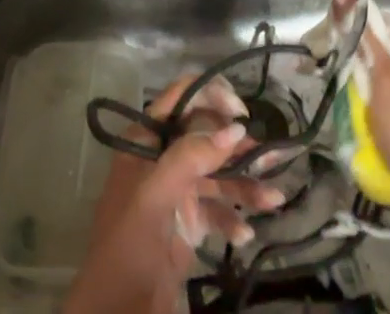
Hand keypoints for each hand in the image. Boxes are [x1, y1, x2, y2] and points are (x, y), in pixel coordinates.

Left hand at [64, 73, 284, 313]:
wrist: (116, 310)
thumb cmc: (129, 245)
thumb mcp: (156, 196)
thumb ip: (192, 156)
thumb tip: (237, 127)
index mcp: (144, 142)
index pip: (180, 99)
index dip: (212, 96)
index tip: (242, 114)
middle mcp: (161, 159)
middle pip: (207, 137)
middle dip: (239, 147)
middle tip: (271, 158)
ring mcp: (176, 191)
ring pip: (218, 174)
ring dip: (246, 184)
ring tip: (273, 199)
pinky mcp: (188, 221)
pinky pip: (218, 208)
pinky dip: (234, 217)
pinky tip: (245, 234)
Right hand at [332, 0, 389, 224]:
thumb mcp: (382, 78)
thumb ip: (362, 37)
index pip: (373, 21)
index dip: (348, 28)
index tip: (323, 42)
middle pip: (371, 52)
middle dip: (347, 63)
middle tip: (322, 74)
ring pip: (371, 81)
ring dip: (352, 91)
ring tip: (333, 101)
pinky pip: (378, 107)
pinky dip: (363, 112)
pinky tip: (349, 122)